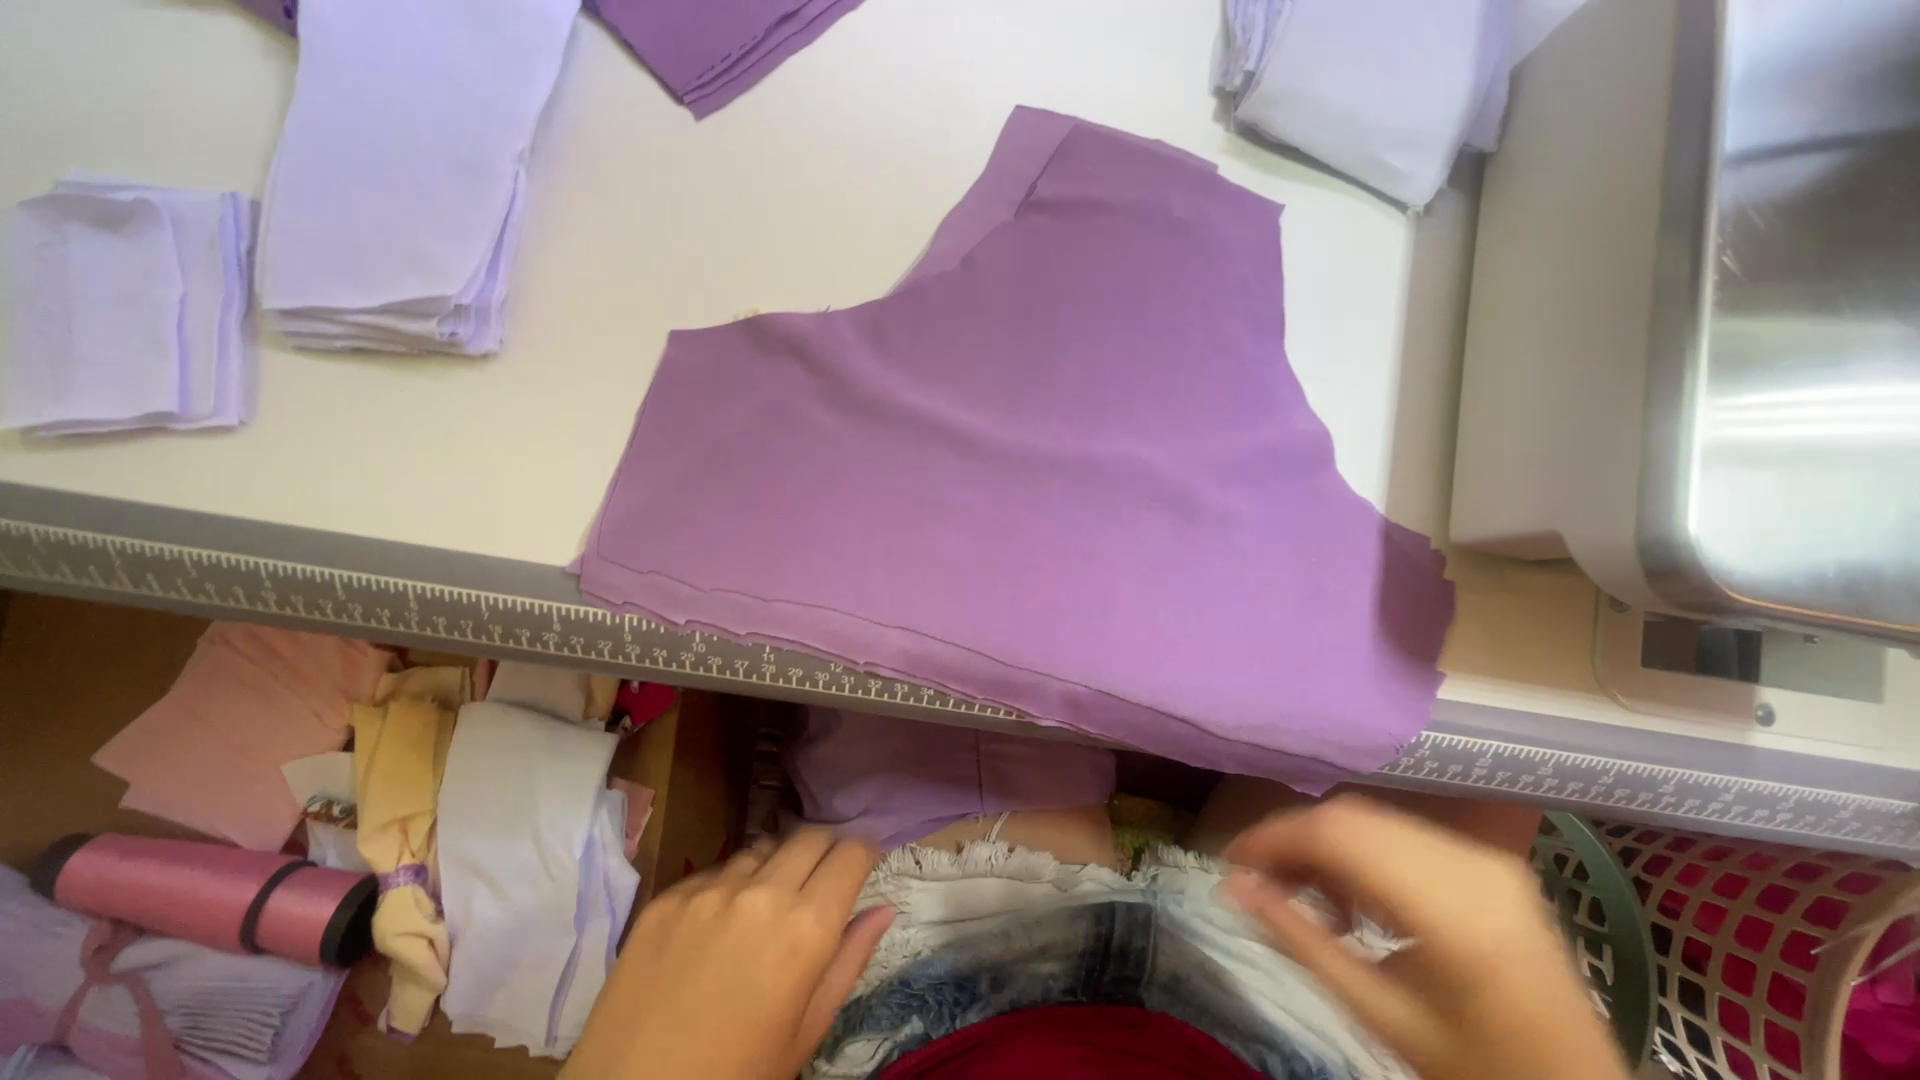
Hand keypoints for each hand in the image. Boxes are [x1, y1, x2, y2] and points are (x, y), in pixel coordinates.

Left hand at [562, 829, 893, 1079]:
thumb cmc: (737, 1073)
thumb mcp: (808, 1030)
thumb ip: (850, 960)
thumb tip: (884, 908)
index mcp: (806, 928)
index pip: (851, 853)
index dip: (865, 853)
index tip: (864, 865)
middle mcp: (761, 893)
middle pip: (809, 836)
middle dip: (827, 848)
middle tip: (824, 877)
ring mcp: (709, 890)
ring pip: (763, 848)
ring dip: (779, 863)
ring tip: (770, 902)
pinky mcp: (667, 897)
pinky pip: (716, 870)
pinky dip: (733, 883)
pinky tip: (723, 921)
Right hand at [1221, 795, 1631, 1079]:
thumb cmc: (1474, 1069)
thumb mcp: (1378, 1014)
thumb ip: (1300, 942)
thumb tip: (1233, 886)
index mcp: (1450, 910)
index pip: (1338, 835)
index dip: (1273, 838)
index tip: (1231, 865)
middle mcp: (1472, 865)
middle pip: (1353, 817)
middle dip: (1294, 841)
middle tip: (1260, 884)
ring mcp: (1488, 859)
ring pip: (1375, 820)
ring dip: (1326, 846)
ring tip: (1307, 901)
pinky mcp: (1494, 864)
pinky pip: (1405, 835)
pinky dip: (1361, 853)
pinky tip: (1355, 902)